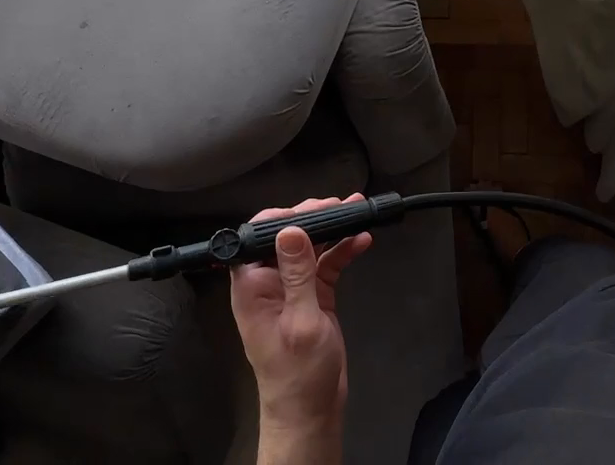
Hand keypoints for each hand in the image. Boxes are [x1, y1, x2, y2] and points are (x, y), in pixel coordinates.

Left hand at [230, 194, 372, 457]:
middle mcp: (270, 281)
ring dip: (334, 229)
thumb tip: (290, 230)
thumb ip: (297, 274)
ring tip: (357, 209)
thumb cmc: (298, 373)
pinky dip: (344, 251)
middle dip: (315, 216)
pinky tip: (362, 240)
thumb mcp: (301, 321)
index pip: (258, 238)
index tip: (313, 206)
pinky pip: (327, 264)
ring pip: (311, 247)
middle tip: (342, 203)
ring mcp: (293, 288)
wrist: (311, 411)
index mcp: (253, 286)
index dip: (283, 217)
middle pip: (289, 237)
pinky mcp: (314, 296)